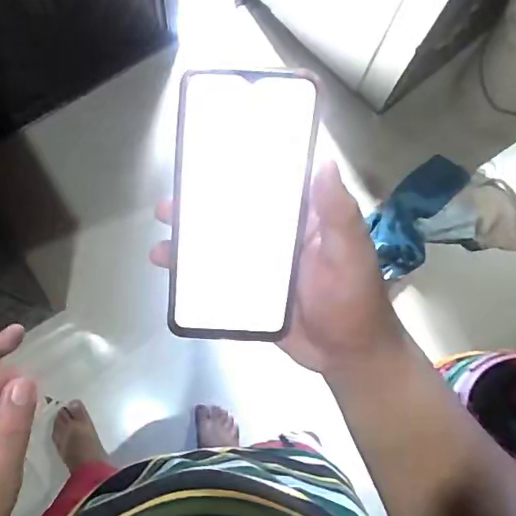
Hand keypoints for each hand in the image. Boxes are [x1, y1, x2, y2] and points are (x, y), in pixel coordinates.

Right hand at [150, 159, 409, 376]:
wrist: (348, 354)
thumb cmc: (354, 298)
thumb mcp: (349, 252)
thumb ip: (337, 213)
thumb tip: (325, 162)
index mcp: (301, 220)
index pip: (266, 188)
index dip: (237, 173)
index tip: (205, 161)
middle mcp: (276, 240)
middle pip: (231, 217)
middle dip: (198, 210)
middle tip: (168, 206)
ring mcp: (259, 269)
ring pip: (217, 249)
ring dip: (188, 243)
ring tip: (161, 243)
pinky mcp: (248, 297)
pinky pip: (216, 282)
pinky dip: (192, 278)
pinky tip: (170, 274)